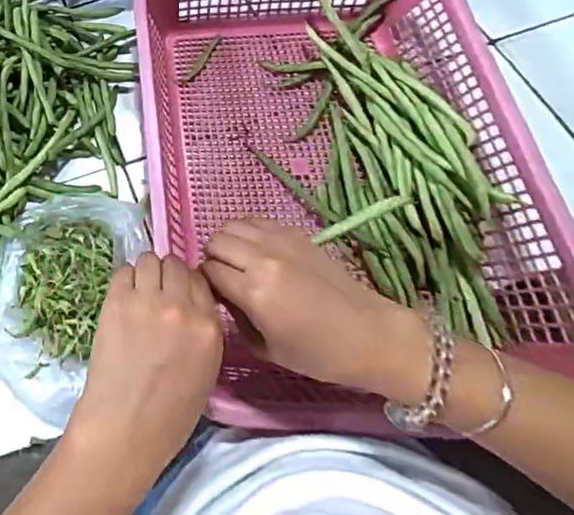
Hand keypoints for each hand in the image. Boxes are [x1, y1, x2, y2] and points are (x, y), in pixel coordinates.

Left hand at [62, 253, 223, 497]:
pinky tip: (123, 302)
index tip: (178, 296)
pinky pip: (124, 271)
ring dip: (145, 273)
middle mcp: (181, 306)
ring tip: (138, 295)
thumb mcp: (206, 370)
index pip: (201, 280)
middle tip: (156, 294)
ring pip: (149, 259)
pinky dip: (125, 281)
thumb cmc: (169, 415)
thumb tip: (189, 303)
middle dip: (167, 275)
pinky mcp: (118, 301)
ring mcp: (148, 300)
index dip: (187, 285)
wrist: (124, 431)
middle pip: (175, 264)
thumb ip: (203, 330)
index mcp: (209, 326)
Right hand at [200, 219, 430, 401]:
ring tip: (238, 262)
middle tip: (224, 278)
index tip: (213, 294)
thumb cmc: (317, 353)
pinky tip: (257, 252)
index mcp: (255, 293)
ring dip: (228, 242)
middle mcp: (263, 259)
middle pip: (216, 241)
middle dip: (213, 259)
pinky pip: (256, 221)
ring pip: (232, 225)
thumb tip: (221, 295)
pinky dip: (247, 232)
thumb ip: (236, 318)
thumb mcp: (266, 348)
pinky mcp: (294, 232)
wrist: (367, 333)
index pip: (210, 271)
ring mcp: (280, 240)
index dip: (207, 283)